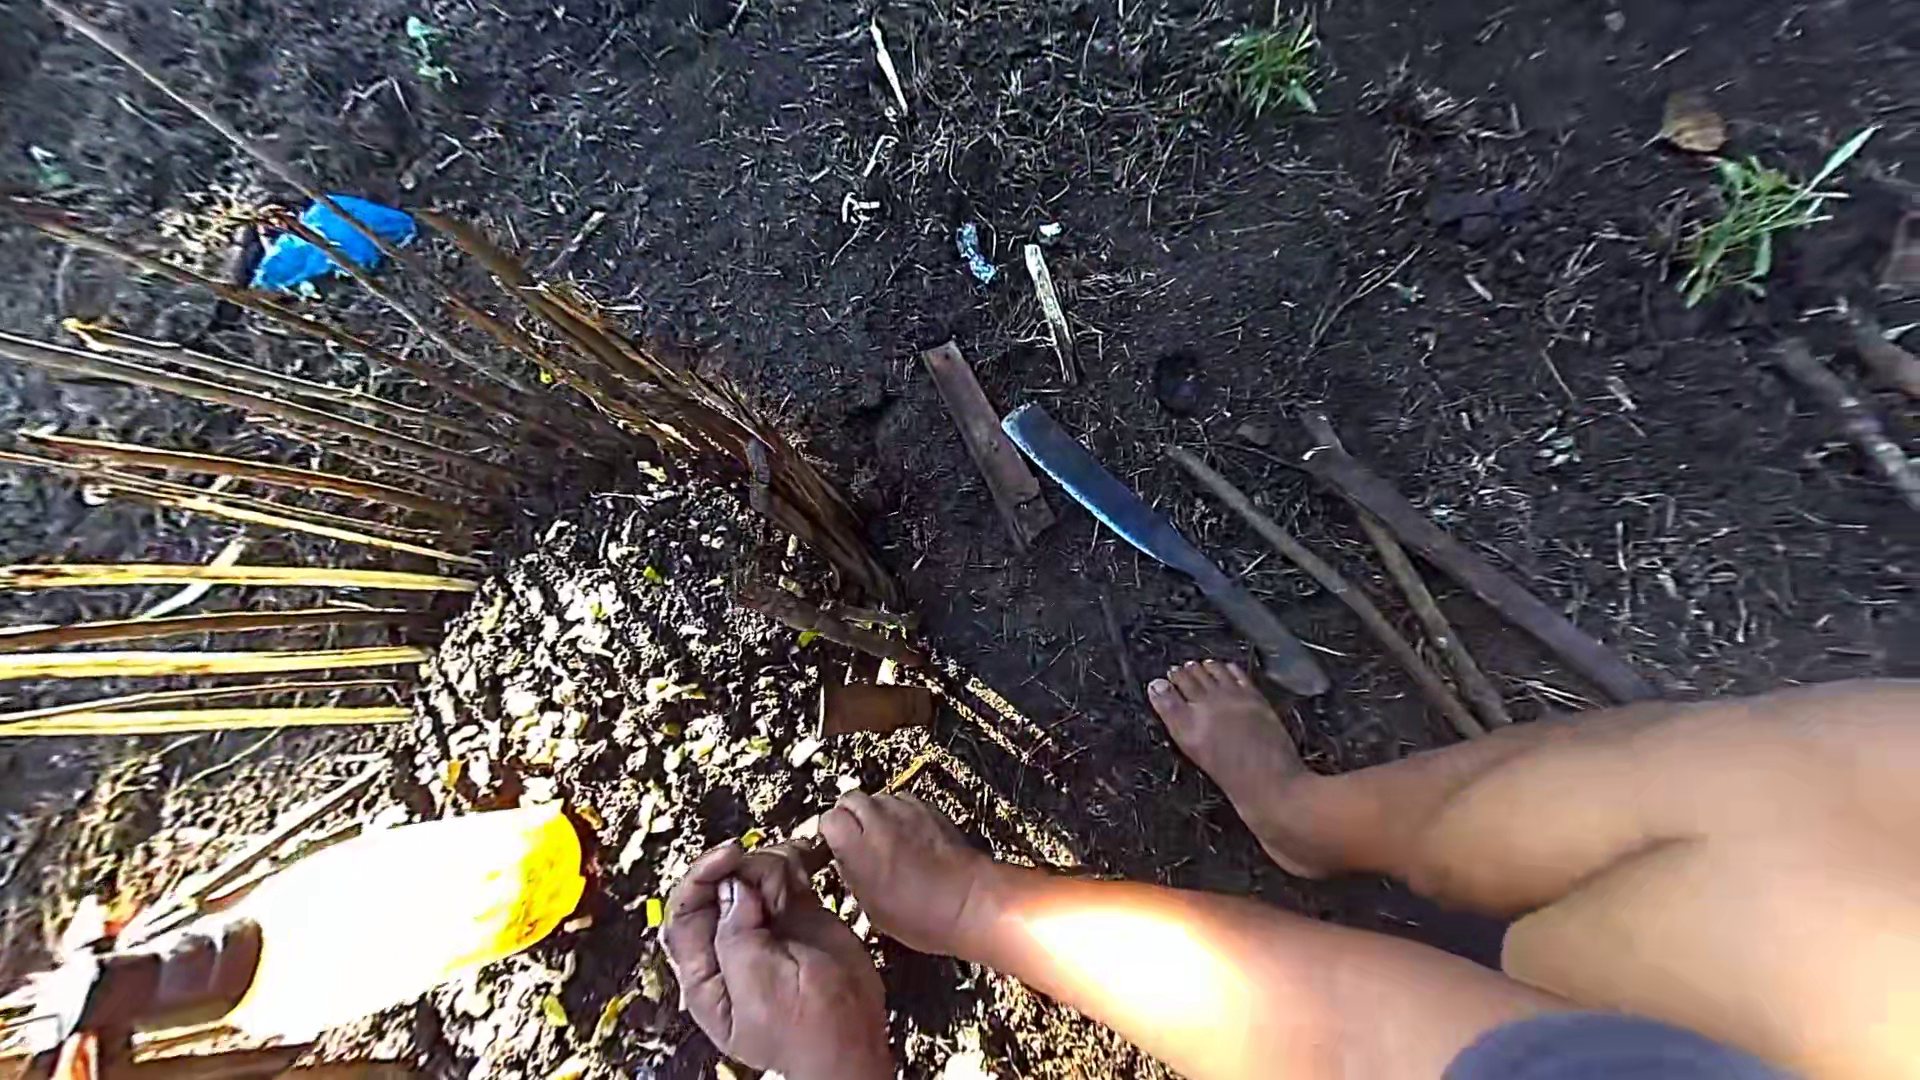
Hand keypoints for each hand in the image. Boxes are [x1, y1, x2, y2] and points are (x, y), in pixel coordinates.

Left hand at [662, 841, 890, 1079]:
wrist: (856, 1033)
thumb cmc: (807, 1031)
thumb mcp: (760, 990)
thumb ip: (736, 936)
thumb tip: (731, 888)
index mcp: (708, 972)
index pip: (685, 910)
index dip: (702, 874)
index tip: (730, 855)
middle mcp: (733, 942)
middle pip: (723, 881)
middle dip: (749, 870)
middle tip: (776, 889)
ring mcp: (766, 923)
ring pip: (757, 869)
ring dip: (777, 865)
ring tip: (795, 891)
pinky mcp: (797, 909)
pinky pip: (788, 870)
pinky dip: (797, 859)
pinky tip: (807, 869)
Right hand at [820, 793, 995, 956]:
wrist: (967, 900)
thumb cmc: (919, 914)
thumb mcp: (870, 906)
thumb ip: (851, 870)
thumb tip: (843, 854)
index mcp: (860, 847)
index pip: (829, 818)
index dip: (831, 831)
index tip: (836, 844)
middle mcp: (879, 820)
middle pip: (850, 799)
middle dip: (850, 815)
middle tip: (857, 838)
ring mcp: (904, 809)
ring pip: (877, 797)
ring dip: (875, 813)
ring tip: (884, 838)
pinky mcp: (926, 805)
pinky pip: (901, 800)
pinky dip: (898, 813)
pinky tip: (906, 834)